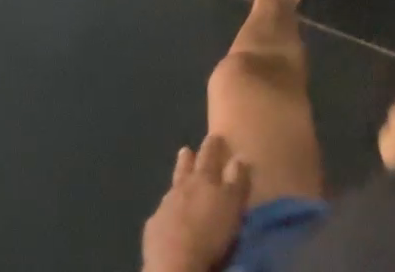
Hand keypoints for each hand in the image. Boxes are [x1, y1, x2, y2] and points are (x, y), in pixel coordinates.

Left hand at [142, 134, 252, 271]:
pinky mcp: (154, 227)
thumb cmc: (210, 232)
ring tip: (179, 180)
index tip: (214, 136)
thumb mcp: (232, 205)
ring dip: (177, 183)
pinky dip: (167, 211)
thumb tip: (240, 157)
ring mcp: (165, 206)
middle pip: (185, 167)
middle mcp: (181, 187)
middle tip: (186, 149)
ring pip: (172, 189)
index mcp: (203, 179)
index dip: (212, 145)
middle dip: (188, 158)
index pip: (209, 155)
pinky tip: (168, 217)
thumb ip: (237, 181)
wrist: (175, 262)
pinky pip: (161, 214)